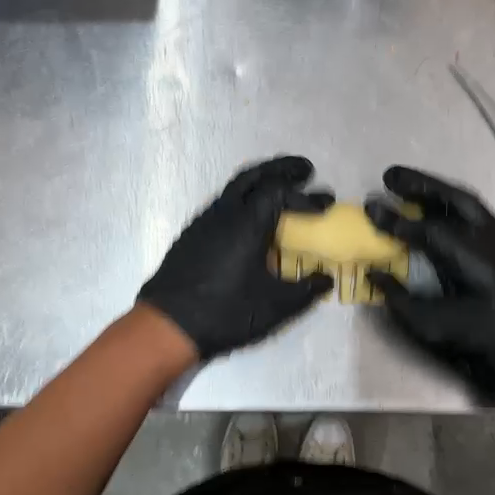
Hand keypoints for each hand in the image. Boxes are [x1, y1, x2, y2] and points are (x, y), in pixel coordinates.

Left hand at [138, 155, 334, 359]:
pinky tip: (251, 218)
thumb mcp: (275, 306)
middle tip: (305, 170)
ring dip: (260, 181)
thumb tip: (325, 279)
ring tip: (280, 186)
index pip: (281, 193)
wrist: (168, 325)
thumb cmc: (226, 312)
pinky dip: (244, 198)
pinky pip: (223, 203)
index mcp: (247, 223)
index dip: (306, 197)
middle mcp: (224, 213)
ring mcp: (204, 222)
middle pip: (255, 175)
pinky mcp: (192, 234)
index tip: (325, 203)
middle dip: (282, 168)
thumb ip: (305, 290)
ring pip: (235, 187)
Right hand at [366, 166, 494, 398]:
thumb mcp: (432, 329)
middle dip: (421, 185)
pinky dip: (452, 204)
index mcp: (478, 265)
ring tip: (406, 185)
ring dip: (437, 191)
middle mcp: (494, 244)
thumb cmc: (478, 345)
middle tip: (389, 176)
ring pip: (469, 204)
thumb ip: (398, 298)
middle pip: (457, 201)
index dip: (398, 220)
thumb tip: (374, 271)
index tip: (371, 207)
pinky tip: (433, 206)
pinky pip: (477, 215)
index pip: (431, 231)